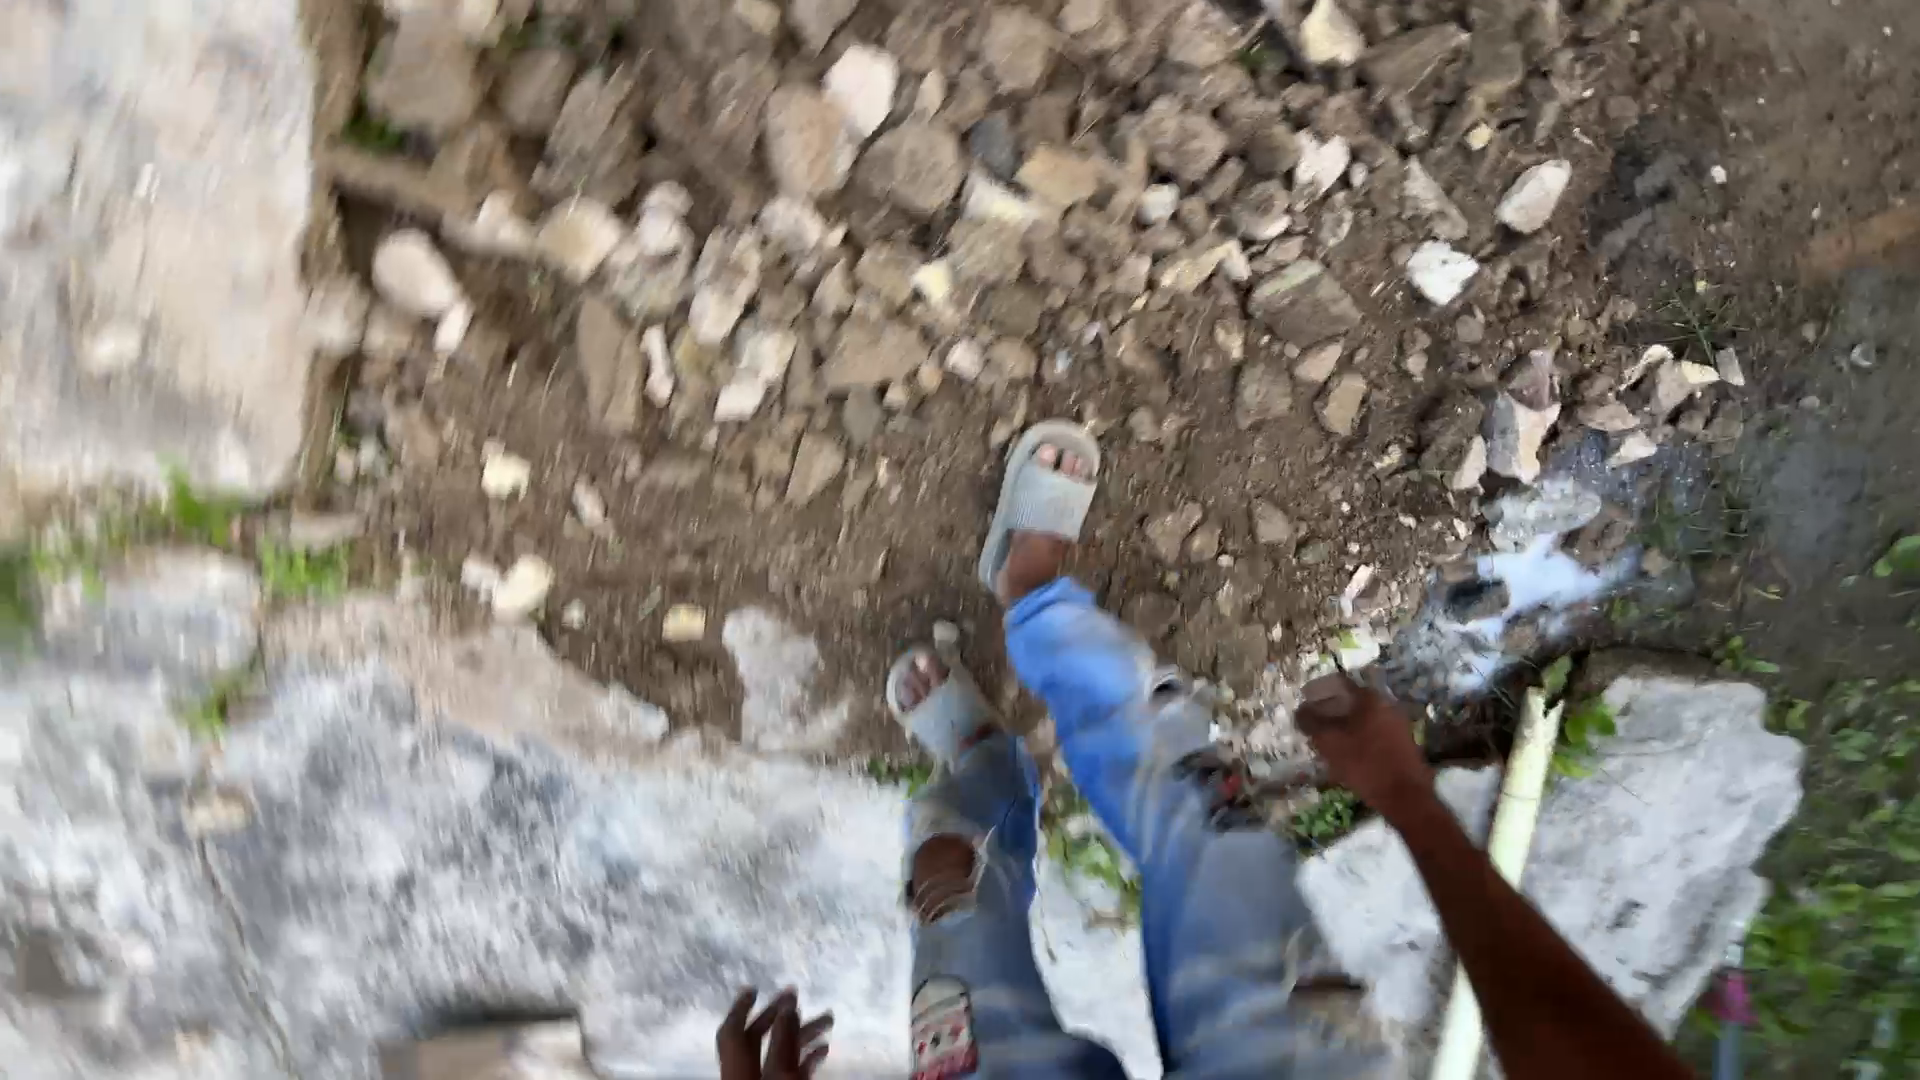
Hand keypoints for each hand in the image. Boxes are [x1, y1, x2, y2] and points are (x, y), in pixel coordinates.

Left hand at [717, 988, 831, 1079]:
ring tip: (827, 1020)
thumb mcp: (781, 1073)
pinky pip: (788, 1068)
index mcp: (736, 1069)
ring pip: (778, 1051)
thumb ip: (783, 1041)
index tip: (756, 987)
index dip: (741, 1007)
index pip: (731, 1032)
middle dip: (780, 1013)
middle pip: (756, 1037)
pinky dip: (805, 1056)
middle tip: (798, 994)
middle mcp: (743, 1073)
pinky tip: (822, 1048)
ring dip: (803, 1032)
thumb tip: (788, 1006)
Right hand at [1296, 673, 1431, 816]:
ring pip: (1362, 718)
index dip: (1318, 691)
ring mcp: (1398, 725)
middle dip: (1330, 709)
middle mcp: (1387, 706)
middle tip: (1313, 723)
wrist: (1405, 797)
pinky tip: (1347, 752)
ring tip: (1326, 739)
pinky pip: (1374, 732)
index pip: (1338, 684)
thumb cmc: (1363, 763)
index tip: (1305, 703)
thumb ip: (1311, 722)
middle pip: (1351, 701)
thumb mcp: (1328, 741)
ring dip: (1343, 725)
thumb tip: (1301, 710)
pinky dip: (1357, 736)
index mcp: (1369, 699)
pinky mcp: (1403, 744)